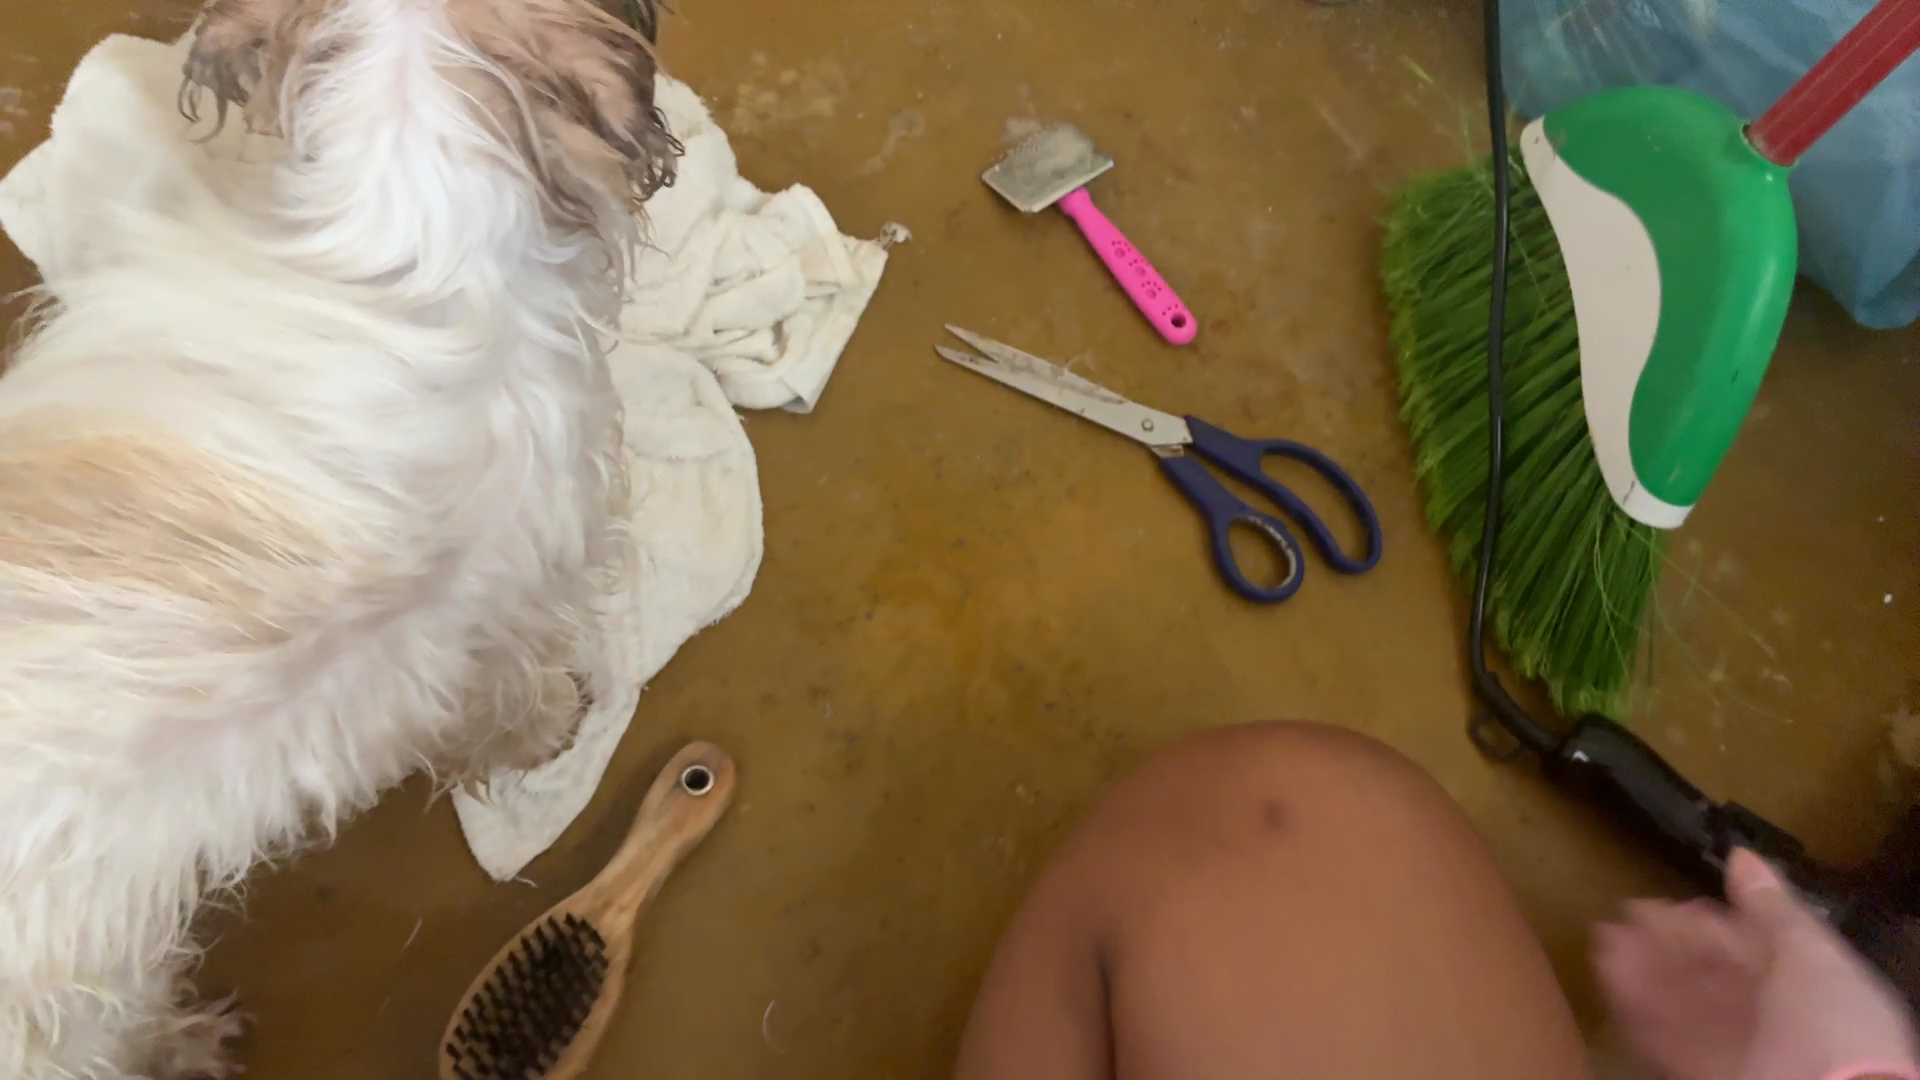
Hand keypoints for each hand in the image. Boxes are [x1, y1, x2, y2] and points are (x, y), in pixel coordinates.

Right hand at [1595, 849, 1919, 1079]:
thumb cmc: (1829, 1023)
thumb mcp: (1813, 956)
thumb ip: (1774, 907)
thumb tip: (1741, 853)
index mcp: (1797, 986)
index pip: (1741, 945)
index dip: (1702, 921)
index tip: (1665, 900)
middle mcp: (1762, 1012)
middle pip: (1700, 966)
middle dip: (1661, 937)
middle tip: (1624, 911)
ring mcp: (1726, 1038)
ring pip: (1672, 991)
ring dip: (1637, 961)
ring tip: (1604, 934)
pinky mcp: (1693, 1059)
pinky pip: (1654, 1023)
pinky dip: (1627, 994)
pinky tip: (1604, 967)